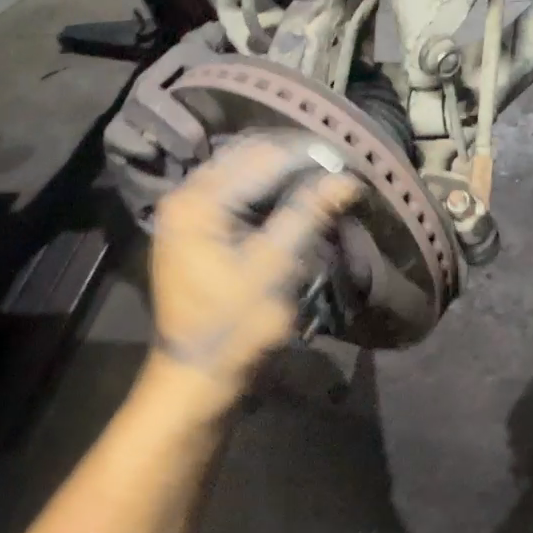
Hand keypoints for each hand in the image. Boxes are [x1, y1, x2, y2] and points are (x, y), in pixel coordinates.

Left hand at [147, 133, 362, 400]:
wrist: (197, 374)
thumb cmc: (236, 326)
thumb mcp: (275, 268)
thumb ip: (308, 215)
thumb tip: (347, 180)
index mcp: (199, 201)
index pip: (263, 158)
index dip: (308, 158)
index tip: (347, 163)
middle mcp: (185, 196)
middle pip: (248, 158)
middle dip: (294, 162)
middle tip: (337, 171)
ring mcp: (185, 213)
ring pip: (240, 174)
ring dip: (281, 176)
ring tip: (322, 184)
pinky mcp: (192, 230)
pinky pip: (232, 195)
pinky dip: (264, 195)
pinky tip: (293, 202)